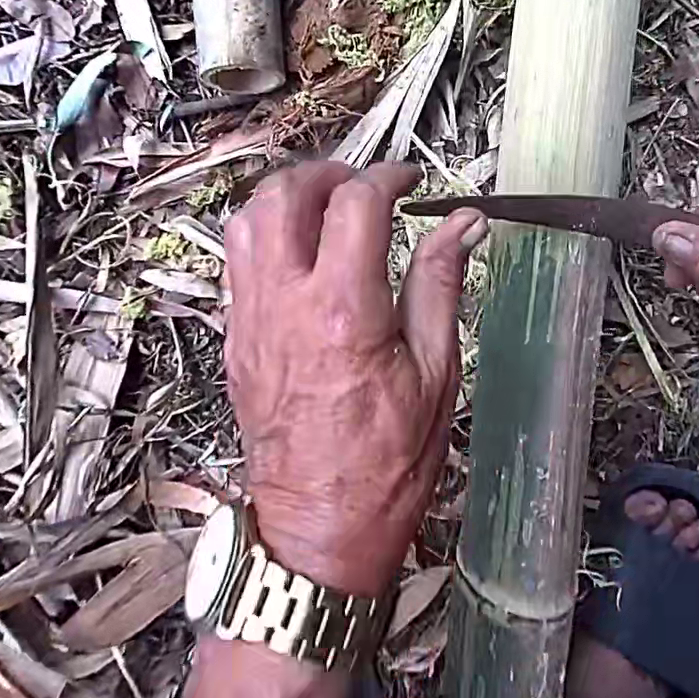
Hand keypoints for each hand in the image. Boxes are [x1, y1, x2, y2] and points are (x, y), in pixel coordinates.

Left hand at [221, 161, 486, 596]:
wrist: (318, 525)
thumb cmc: (387, 462)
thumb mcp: (435, 372)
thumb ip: (441, 282)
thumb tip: (463, 223)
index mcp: (343, 308)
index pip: (356, 204)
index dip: (387, 176)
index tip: (406, 179)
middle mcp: (285, 301)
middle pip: (283, 194)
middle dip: (324, 171)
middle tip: (358, 182)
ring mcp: (250, 316)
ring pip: (247, 219)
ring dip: (284, 196)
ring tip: (322, 205)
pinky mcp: (235, 335)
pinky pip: (235, 260)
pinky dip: (262, 232)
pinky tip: (293, 248)